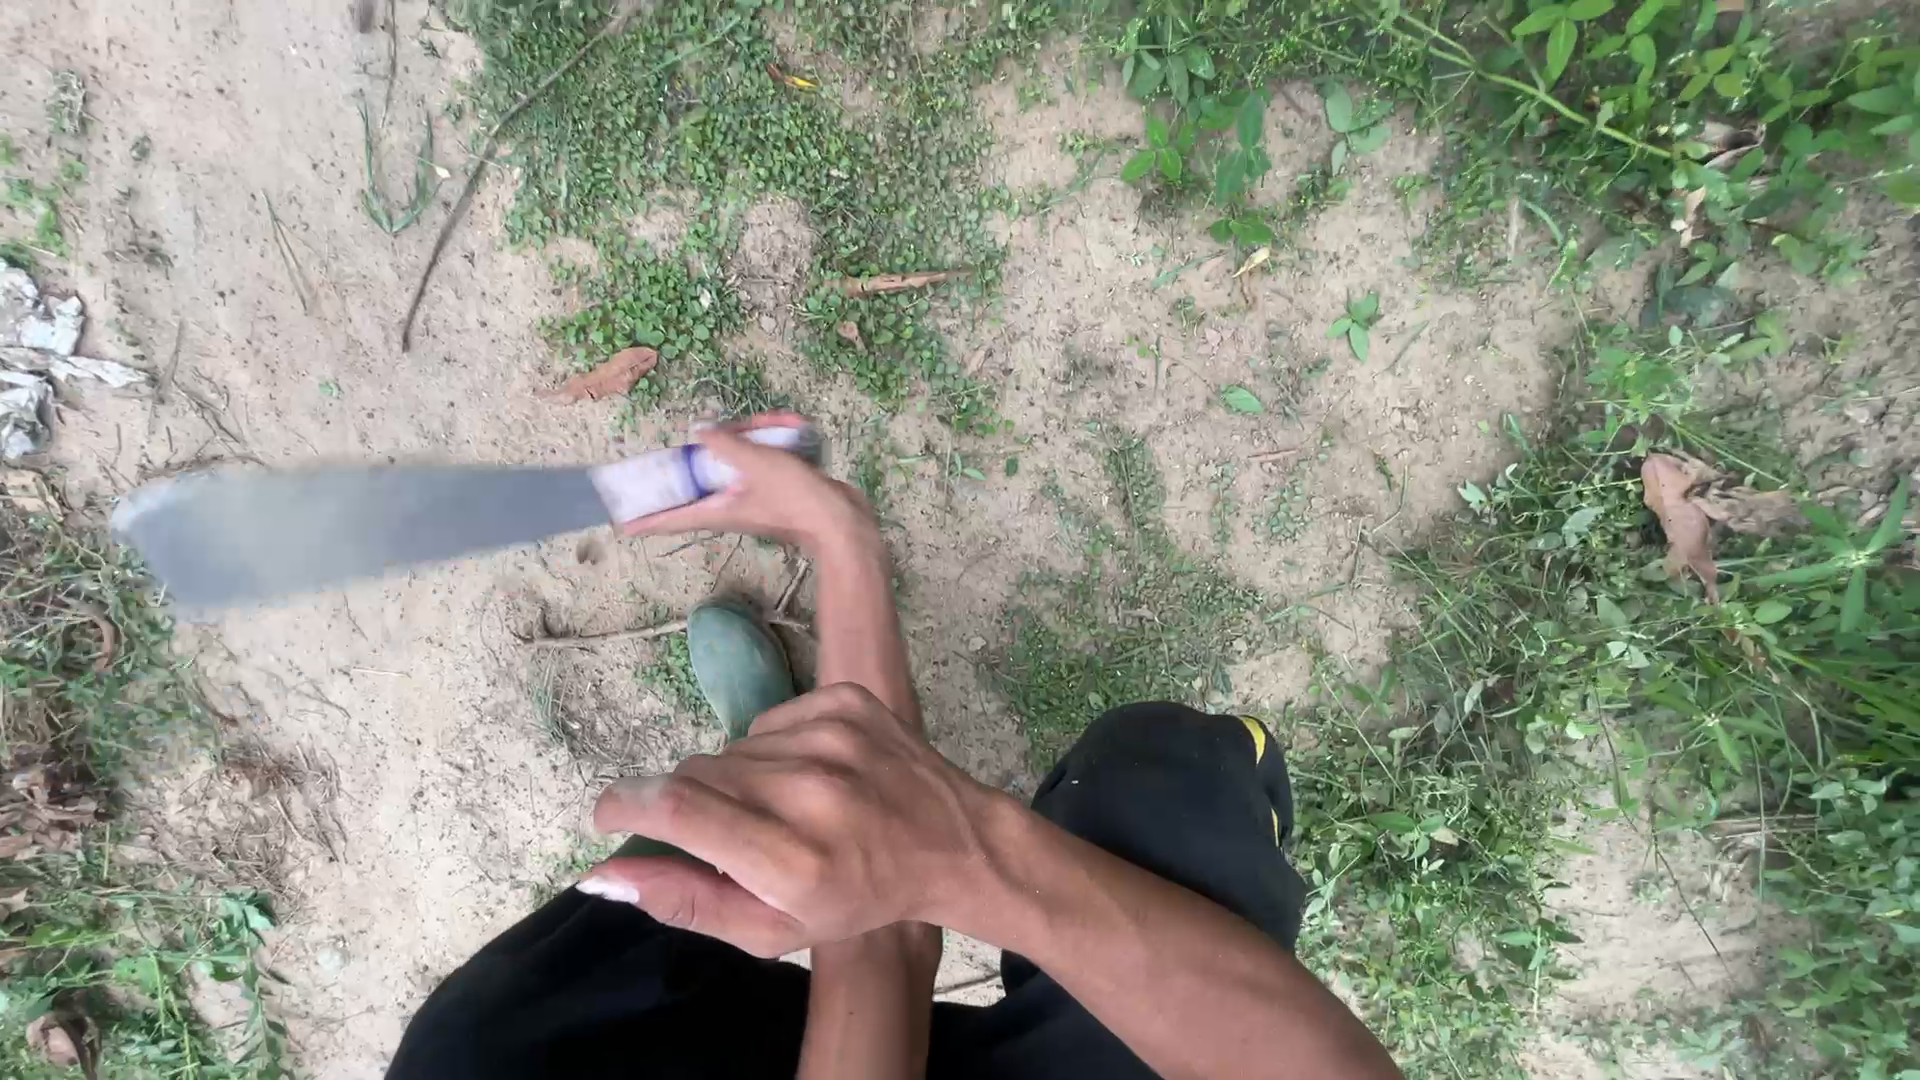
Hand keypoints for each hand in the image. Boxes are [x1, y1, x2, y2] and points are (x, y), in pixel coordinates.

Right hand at [578, 683, 994, 956]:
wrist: (949, 838)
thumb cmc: (859, 896)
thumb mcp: (773, 928)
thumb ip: (685, 900)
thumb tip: (603, 873)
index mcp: (791, 855)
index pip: (677, 807)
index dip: (624, 804)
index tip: (609, 813)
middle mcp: (811, 784)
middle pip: (698, 772)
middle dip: (691, 802)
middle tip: (731, 830)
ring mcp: (834, 733)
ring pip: (734, 746)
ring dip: (740, 777)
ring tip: (785, 804)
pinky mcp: (848, 700)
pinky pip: (773, 720)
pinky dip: (776, 748)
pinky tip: (814, 773)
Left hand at [620, 412, 876, 555]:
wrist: (841, 519)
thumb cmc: (794, 498)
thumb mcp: (755, 463)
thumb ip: (724, 444)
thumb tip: (699, 432)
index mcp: (715, 510)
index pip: (668, 518)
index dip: (642, 518)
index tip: (617, 521)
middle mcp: (729, 505)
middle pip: (704, 473)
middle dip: (718, 443)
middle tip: (738, 425)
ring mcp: (753, 495)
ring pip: (737, 459)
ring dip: (757, 435)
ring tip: (781, 423)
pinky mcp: (776, 488)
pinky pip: (763, 460)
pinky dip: (775, 443)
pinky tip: (792, 427)